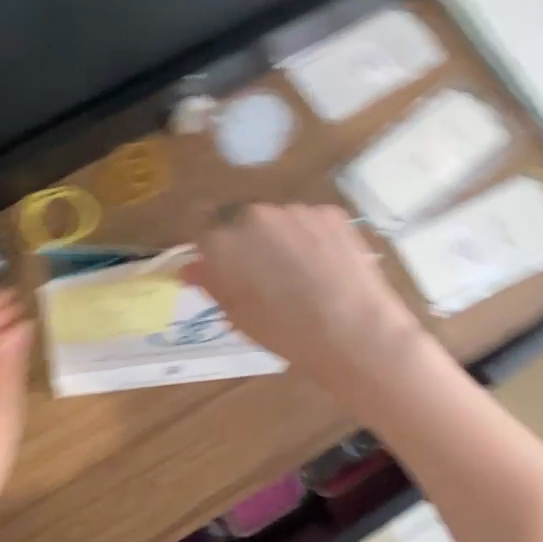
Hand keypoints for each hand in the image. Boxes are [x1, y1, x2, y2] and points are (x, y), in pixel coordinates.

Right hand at [185, 204, 435, 393]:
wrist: (352, 330)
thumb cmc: (284, 332)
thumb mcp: (237, 314)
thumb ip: (210, 281)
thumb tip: (190, 266)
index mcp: (222, 240)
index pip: (198, 220)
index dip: (207, 238)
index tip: (218, 257)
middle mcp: (254, 214)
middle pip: (239, 217)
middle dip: (245, 238)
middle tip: (261, 271)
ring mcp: (295, 209)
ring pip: (277, 218)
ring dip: (279, 236)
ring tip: (299, 272)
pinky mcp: (330, 212)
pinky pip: (309, 220)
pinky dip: (311, 237)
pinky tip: (324, 267)